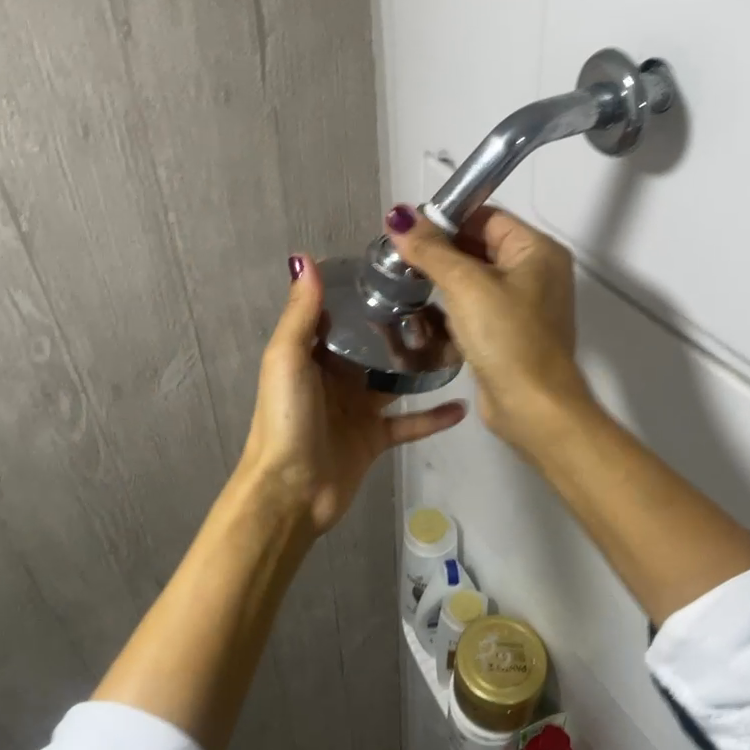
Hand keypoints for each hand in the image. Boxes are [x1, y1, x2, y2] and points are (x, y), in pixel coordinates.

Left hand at [233, 254, 467, 533]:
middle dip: (402, 328)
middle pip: (373, 346)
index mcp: (311, 354)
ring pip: (394, 381)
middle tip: (444, 304)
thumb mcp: (288, 359)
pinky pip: (409, 422)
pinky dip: (434, 417)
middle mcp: (335, 376)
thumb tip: (305, 258)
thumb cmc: (287, 419)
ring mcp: (357, 409)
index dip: (365, 293)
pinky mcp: (376, 439)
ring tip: (458, 345)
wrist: (291, 492)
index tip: (402, 270)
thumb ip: (302, 313)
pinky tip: (462, 405)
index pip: (340, 315)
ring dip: (421, 367)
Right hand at [384, 205, 591, 450]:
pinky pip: (474, 309)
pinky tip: (421, 314)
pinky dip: (450, 309)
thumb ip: (431, 249)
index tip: (406, 230)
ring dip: (441, 282)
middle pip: (479, 247)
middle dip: (439, 252)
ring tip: (401, 283)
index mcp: (538, 251)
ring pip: (473, 281)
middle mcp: (536, 273)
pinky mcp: (507, 334)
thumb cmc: (506, 337)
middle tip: (396, 258)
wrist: (532, 406)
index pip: (487, 217)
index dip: (447, 219)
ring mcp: (523, 306)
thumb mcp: (465, 285)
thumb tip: (399, 216)